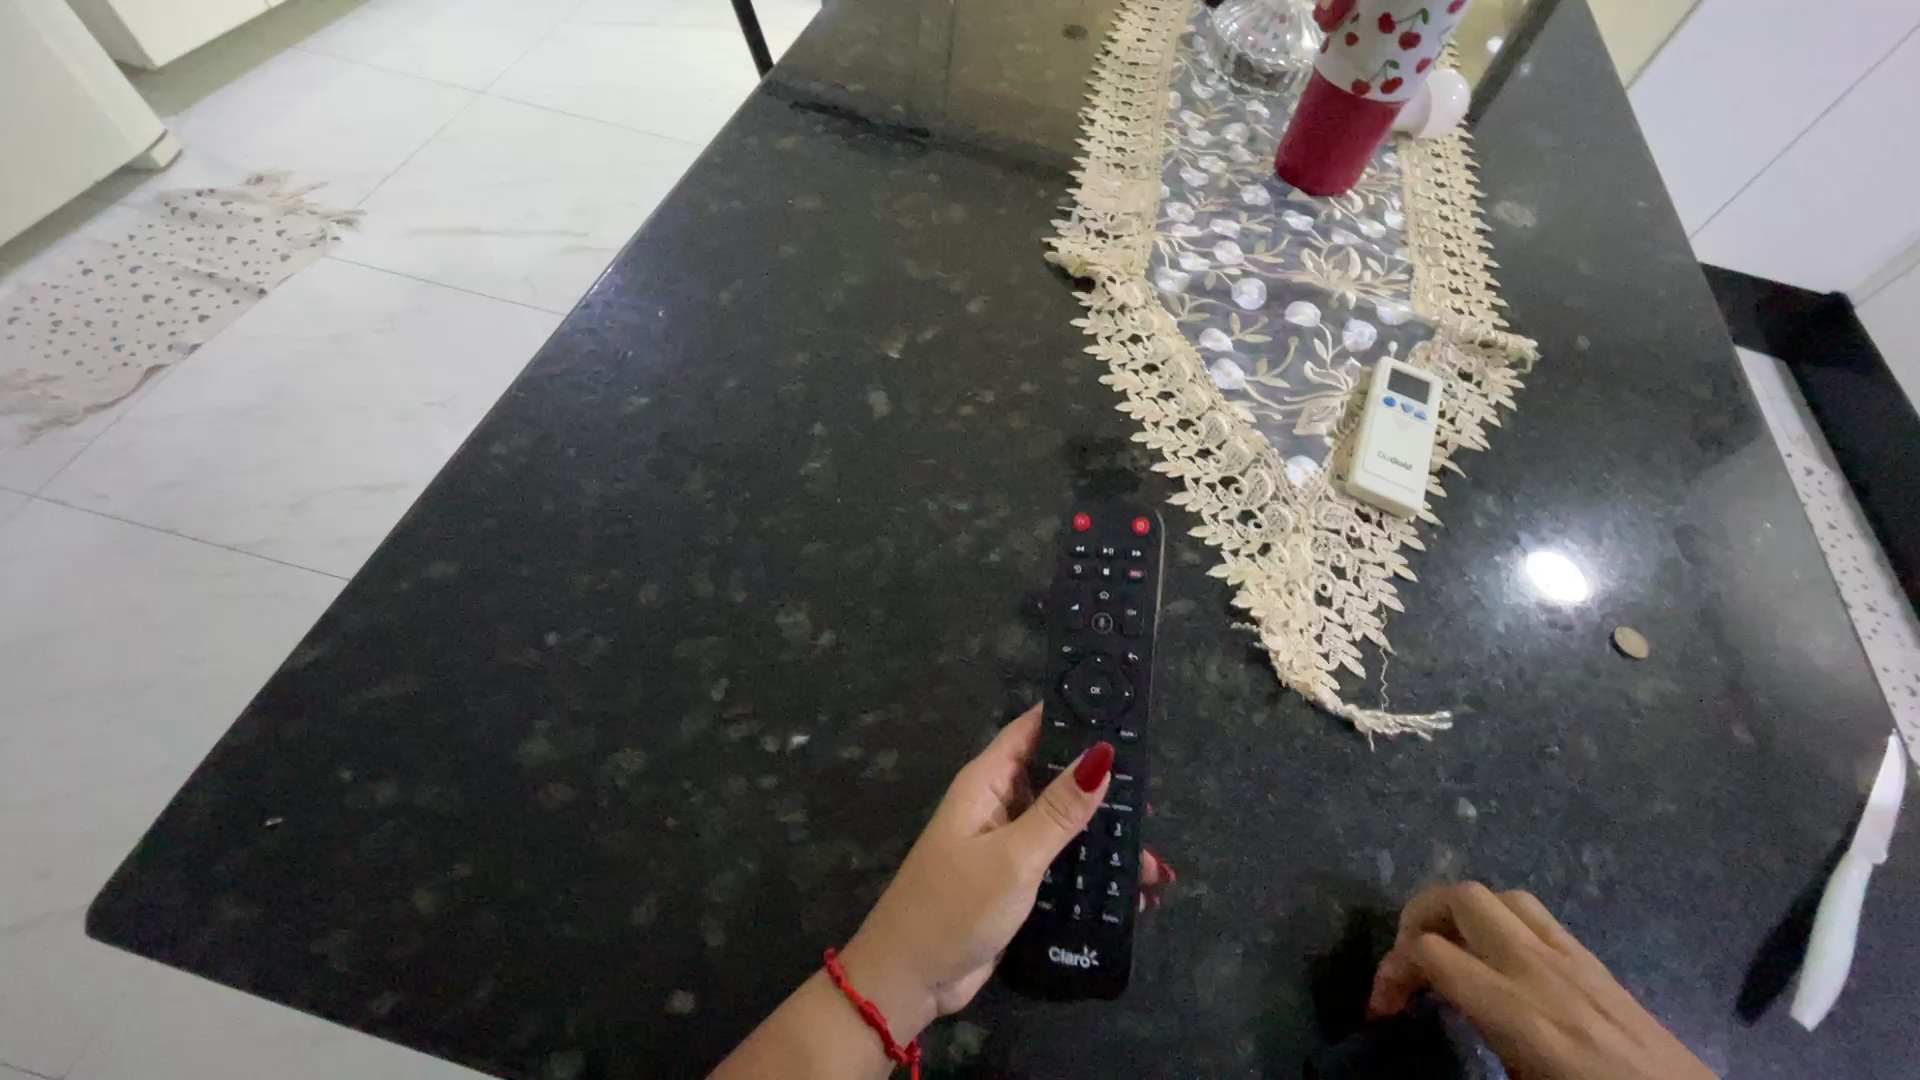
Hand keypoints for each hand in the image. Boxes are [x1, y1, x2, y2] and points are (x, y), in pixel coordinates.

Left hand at [836, 704, 1171, 1040]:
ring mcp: (1007, 843)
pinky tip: (1132, 892)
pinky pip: (1061, 862)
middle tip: (1152, 796)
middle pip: (1055, 777)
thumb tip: (1102, 754)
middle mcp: (998, 804)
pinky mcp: (1016, 879)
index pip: (1033, 729)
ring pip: (1064, 824)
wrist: (912, 978)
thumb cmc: (955, 905)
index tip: (1124, 712)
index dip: (1073, 717)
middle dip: (1100, 784)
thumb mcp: (1014, 856)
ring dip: (1103, 837)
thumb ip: (1059, 809)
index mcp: (987, 782)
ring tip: (1153, 857)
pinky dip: (1092, 871)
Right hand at [1368, 883, 1714, 1079]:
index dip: (1390, 972)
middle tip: (1409, 958)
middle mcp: (1541, 972)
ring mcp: (1574, 961)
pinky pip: (1536, 917)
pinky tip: (1500, 959)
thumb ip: (1485, 1035)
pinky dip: (1501, 923)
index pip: (1429, 954)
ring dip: (1460, 912)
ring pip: (1498, 896)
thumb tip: (1447, 1008)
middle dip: (1417, 916)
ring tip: (1450, 948)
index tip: (1382, 1009)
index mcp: (1521, 1015)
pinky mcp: (1598, 964)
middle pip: (1459, 898)